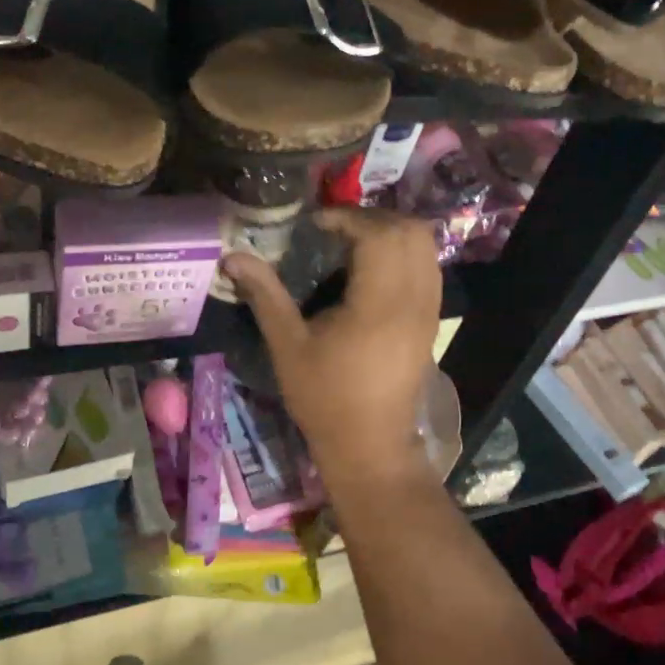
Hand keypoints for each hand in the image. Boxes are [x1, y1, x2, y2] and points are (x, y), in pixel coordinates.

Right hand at [222, 208, 441, 473]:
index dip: (348, 218)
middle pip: (411, 231)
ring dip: (392, 233)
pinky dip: (405, 253)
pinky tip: (372, 270)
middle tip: (336, 229)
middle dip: (373, 218)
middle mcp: (414, 299)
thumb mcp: (288, 346)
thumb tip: (233, 256)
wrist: (369, 446)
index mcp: (380, 303)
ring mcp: (429, 310)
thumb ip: (265, 295)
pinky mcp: (432, 321)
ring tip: (354, 244)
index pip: (379, 234)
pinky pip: (429, 268)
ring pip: (426, 247)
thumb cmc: (325, 398)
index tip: (316, 225)